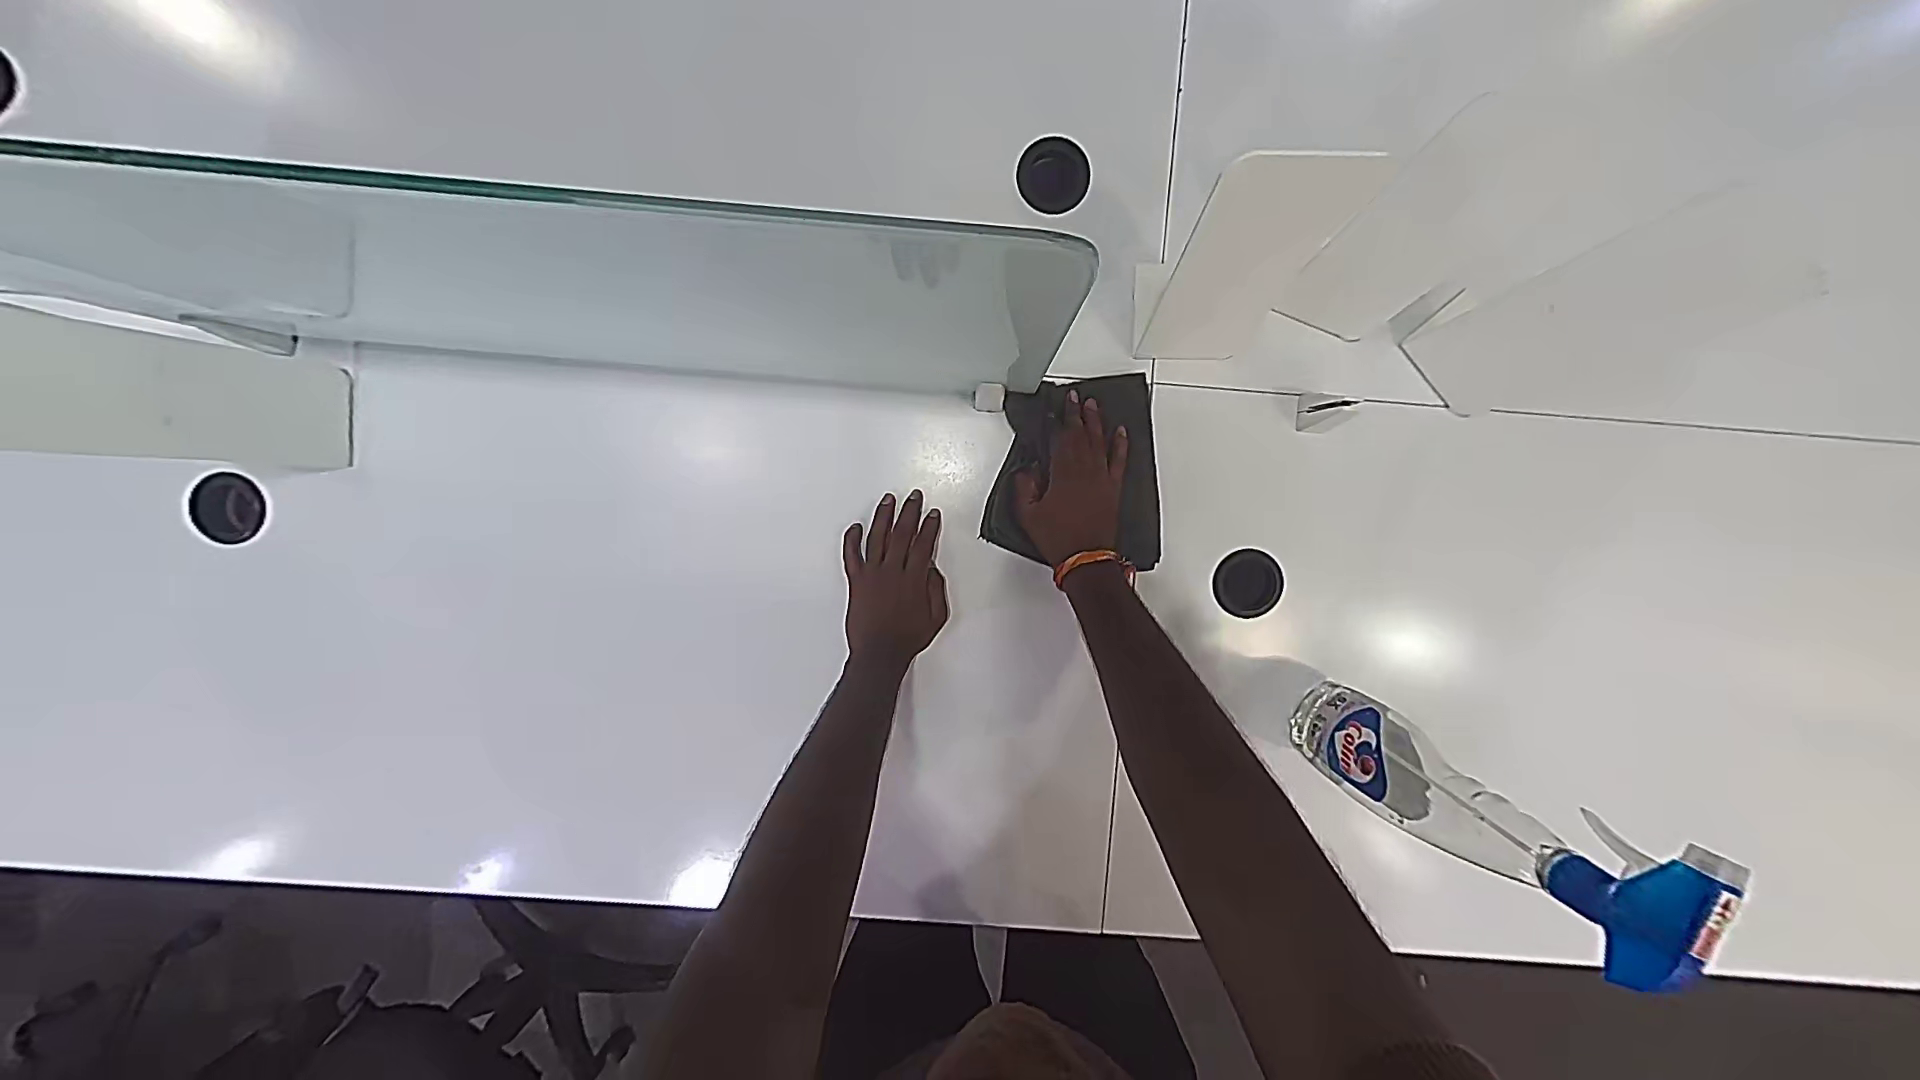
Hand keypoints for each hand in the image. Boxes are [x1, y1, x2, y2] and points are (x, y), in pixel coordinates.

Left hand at [842, 490, 949, 670]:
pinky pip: (852, 555)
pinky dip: (852, 539)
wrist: (879, 652)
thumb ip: (936, 589)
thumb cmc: (906, 638)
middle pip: (902, 533)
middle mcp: (892, 572)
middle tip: (914, 498)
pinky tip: (856, 527)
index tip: (932, 515)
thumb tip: (931, 570)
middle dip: (910, 512)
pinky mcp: (856, 581)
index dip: (929, 526)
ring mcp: (872, 575)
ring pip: (878, 537)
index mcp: (914, 579)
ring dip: (884, 516)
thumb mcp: (936, 616)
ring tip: (888, 501)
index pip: (923, 543)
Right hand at [1014, 390, 1128, 566]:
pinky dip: (1120, 444)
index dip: (1058, 420)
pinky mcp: (1113, 488)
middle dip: (1076, 414)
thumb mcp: (1028, 514)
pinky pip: (1119, 460)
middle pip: (1081, 434)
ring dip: (1096, 421)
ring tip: (1093, 406)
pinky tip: (1120, 432)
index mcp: (1063, 474)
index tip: (1057, 406)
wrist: (1086, 558)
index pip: (1060, 438)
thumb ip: (1024, 487)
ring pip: (1100, 441)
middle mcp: (1085, 471)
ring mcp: (1102, 478)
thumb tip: (1027, 471)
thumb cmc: (1059, 538)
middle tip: (1074, 397)